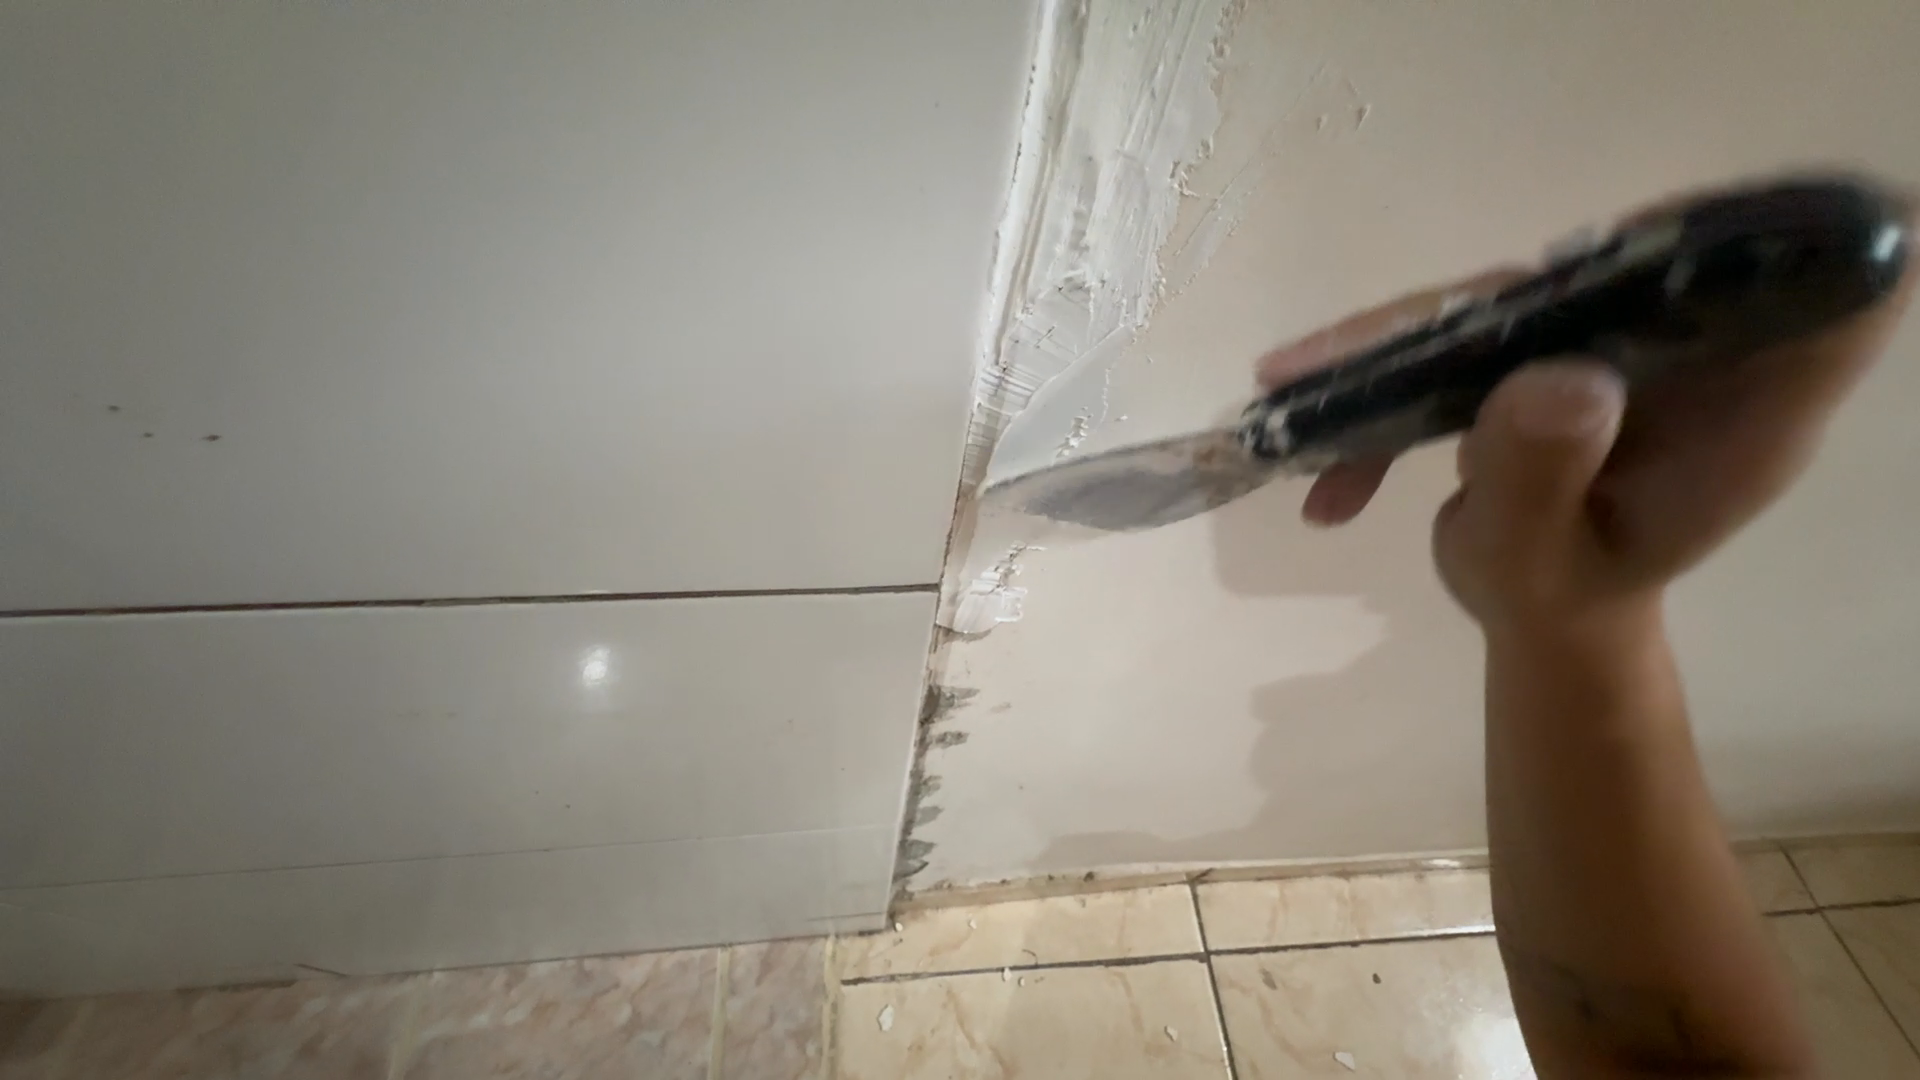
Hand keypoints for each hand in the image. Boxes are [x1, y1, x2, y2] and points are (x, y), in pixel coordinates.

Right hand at [1256, 257, 1912, 634]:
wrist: (1538, 613)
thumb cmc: (1555, 601)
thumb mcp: (1537, 560)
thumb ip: (1542, 478)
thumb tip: (1550, 375)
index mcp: (1734, 414)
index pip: (1819, 288)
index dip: (1738, 243)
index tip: (1605, 259)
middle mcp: (1680, 364)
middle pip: (1589, 287)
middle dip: (1450, 316)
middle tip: (1323, 360)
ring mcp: (1603, 359)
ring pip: (1500, 314)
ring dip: (1384, 354)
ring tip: (1281, 398)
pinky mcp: (1543, 363)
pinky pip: (1460, 348)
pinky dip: (1384, 392)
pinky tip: (1322, 459)